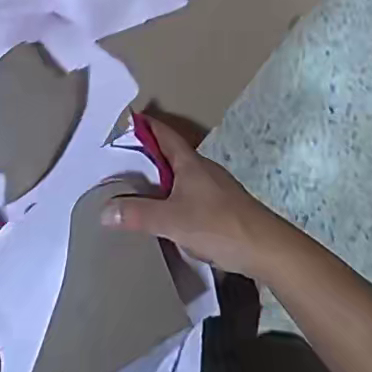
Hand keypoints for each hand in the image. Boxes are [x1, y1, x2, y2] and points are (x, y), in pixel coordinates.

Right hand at [102, 115, 298, 277]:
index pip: (164, 134)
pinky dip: (173, 195)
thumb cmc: (219, 225)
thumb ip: (138, 214)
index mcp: (190, 162)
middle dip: (147, 153)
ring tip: (137, 187)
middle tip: (120, 159)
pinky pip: (190, 193)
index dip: (145, 125)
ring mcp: (215, 188)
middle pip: (171, 154)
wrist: (267, 249)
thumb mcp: (172, 220)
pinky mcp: (222, 207)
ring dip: (161, 177)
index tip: (124, 121)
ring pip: (181, 175)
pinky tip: (165, 213)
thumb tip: (104, 210)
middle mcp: (203, 169)